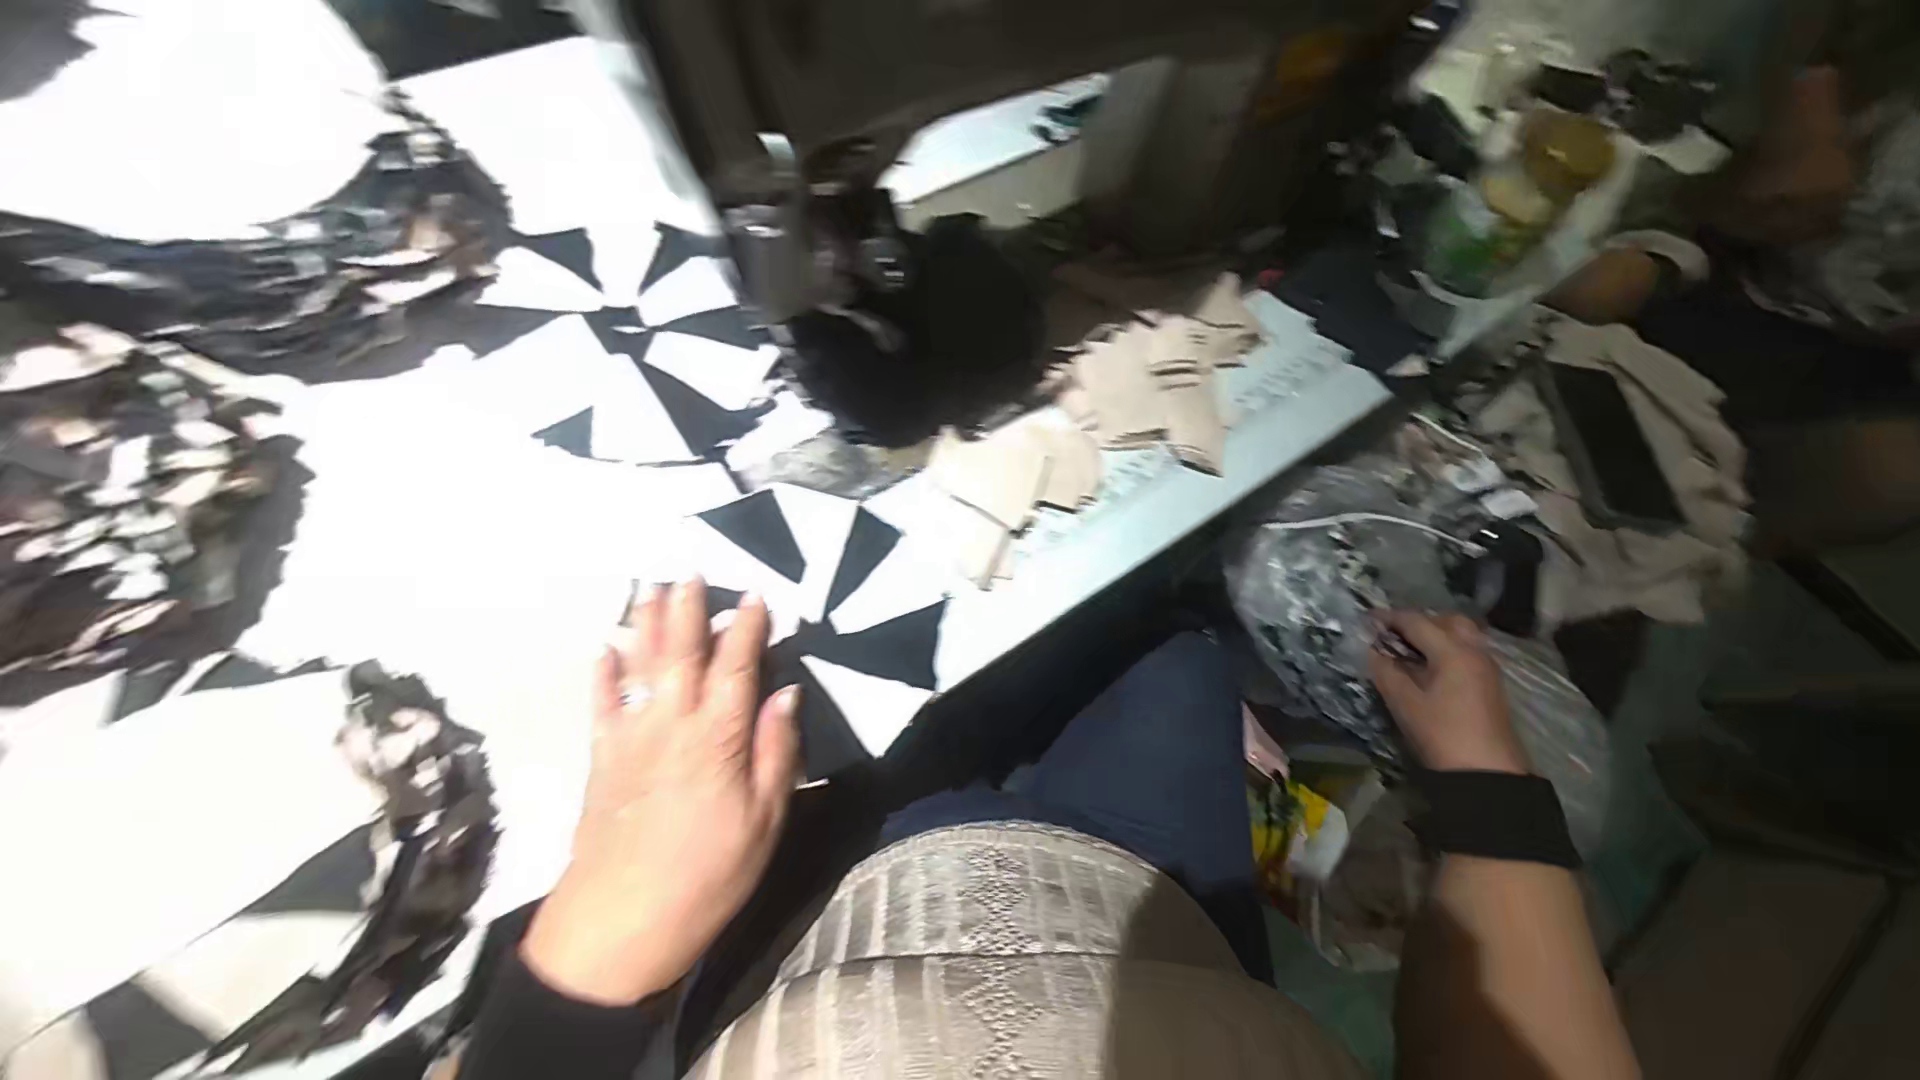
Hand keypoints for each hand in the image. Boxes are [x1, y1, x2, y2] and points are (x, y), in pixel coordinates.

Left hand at [521, 579, 800, 1004]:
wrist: (617, 929)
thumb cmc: (709, 874)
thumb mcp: (765, 819)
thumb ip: (776, 751)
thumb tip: (785, 694)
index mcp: (719, 737)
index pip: (737, 667)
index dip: (748, 628)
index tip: (755, 595)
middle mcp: (672, 724)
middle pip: (681, 654)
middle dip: (687, 609)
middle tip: (690, 571)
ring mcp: (630, 739)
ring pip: (639, 668)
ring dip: (645, 625)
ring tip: (650, 588)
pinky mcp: (602, 760)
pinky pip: (601, 706)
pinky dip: (602, 674)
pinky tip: (604, 649)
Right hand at [1367, 611, 1527, 774]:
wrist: (1487, 773)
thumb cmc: (1441, 732)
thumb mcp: (1403, 701)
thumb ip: (1384, 669)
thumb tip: (1371, 650)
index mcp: (1453, 652)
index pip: (1417, 622)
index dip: (1388, 618)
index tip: (1365, 620)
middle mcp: (1474, 652)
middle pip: (1447, 621)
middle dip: (1418, 621)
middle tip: (1391, 633)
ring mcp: (1486, 669)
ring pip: (1461, 636)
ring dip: (1434, 634)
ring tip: (1406, 648)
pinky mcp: (1489, 684)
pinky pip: (1466, 652)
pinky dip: (1445, 648)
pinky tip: (1425, 665)